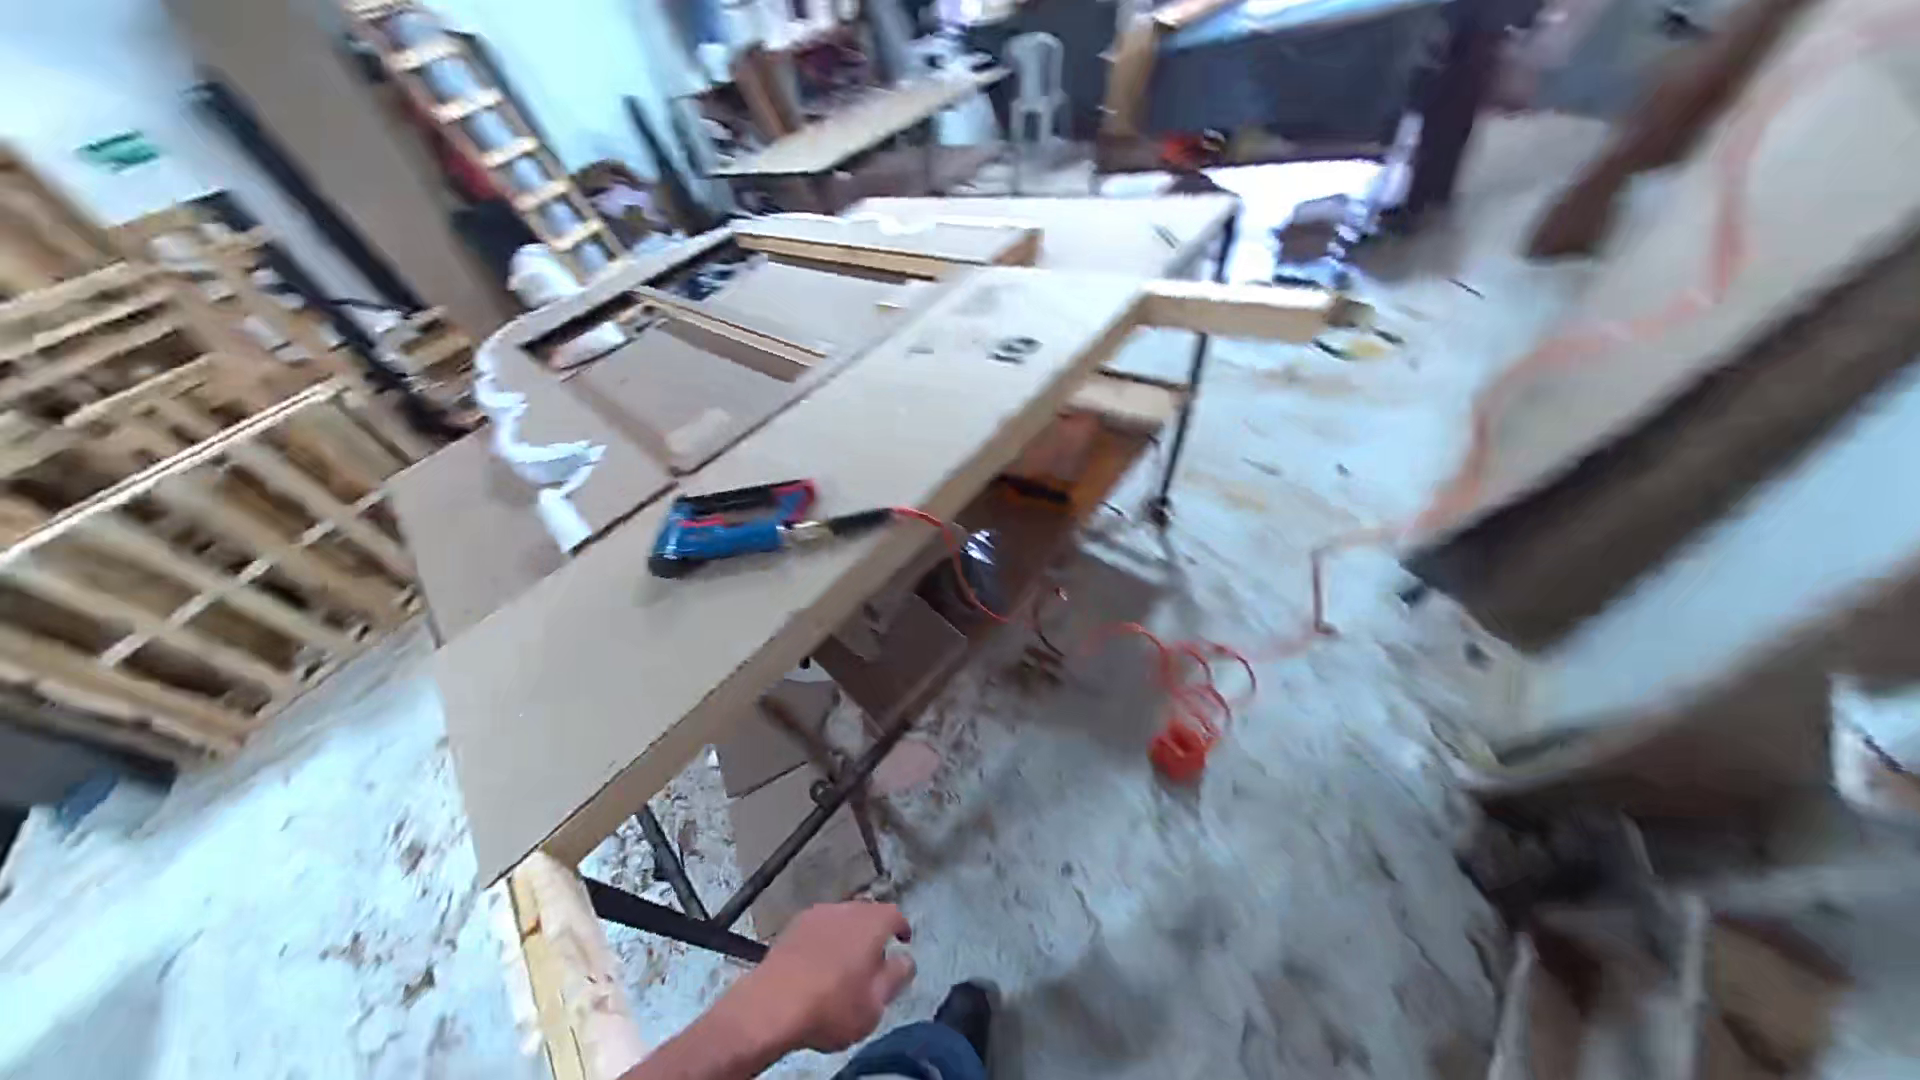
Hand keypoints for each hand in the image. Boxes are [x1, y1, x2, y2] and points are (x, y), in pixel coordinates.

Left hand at [719, 901, 915, 1053]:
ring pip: (842, 917)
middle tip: (874, 956)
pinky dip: (825, 938)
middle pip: (867, 912)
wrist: (773, 1004)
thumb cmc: (832, 1005)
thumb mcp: (875, 1003)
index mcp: (872, 922)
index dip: (901, 927)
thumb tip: (906, 959)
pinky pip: (819, 926)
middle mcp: (847, 908)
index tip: (903, 941)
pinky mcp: (793, 924)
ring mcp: (818, 913)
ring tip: (845, 960)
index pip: (895, 914)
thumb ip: (897, 977)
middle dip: (873, 930)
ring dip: (848, 933)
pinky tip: (818, 960)